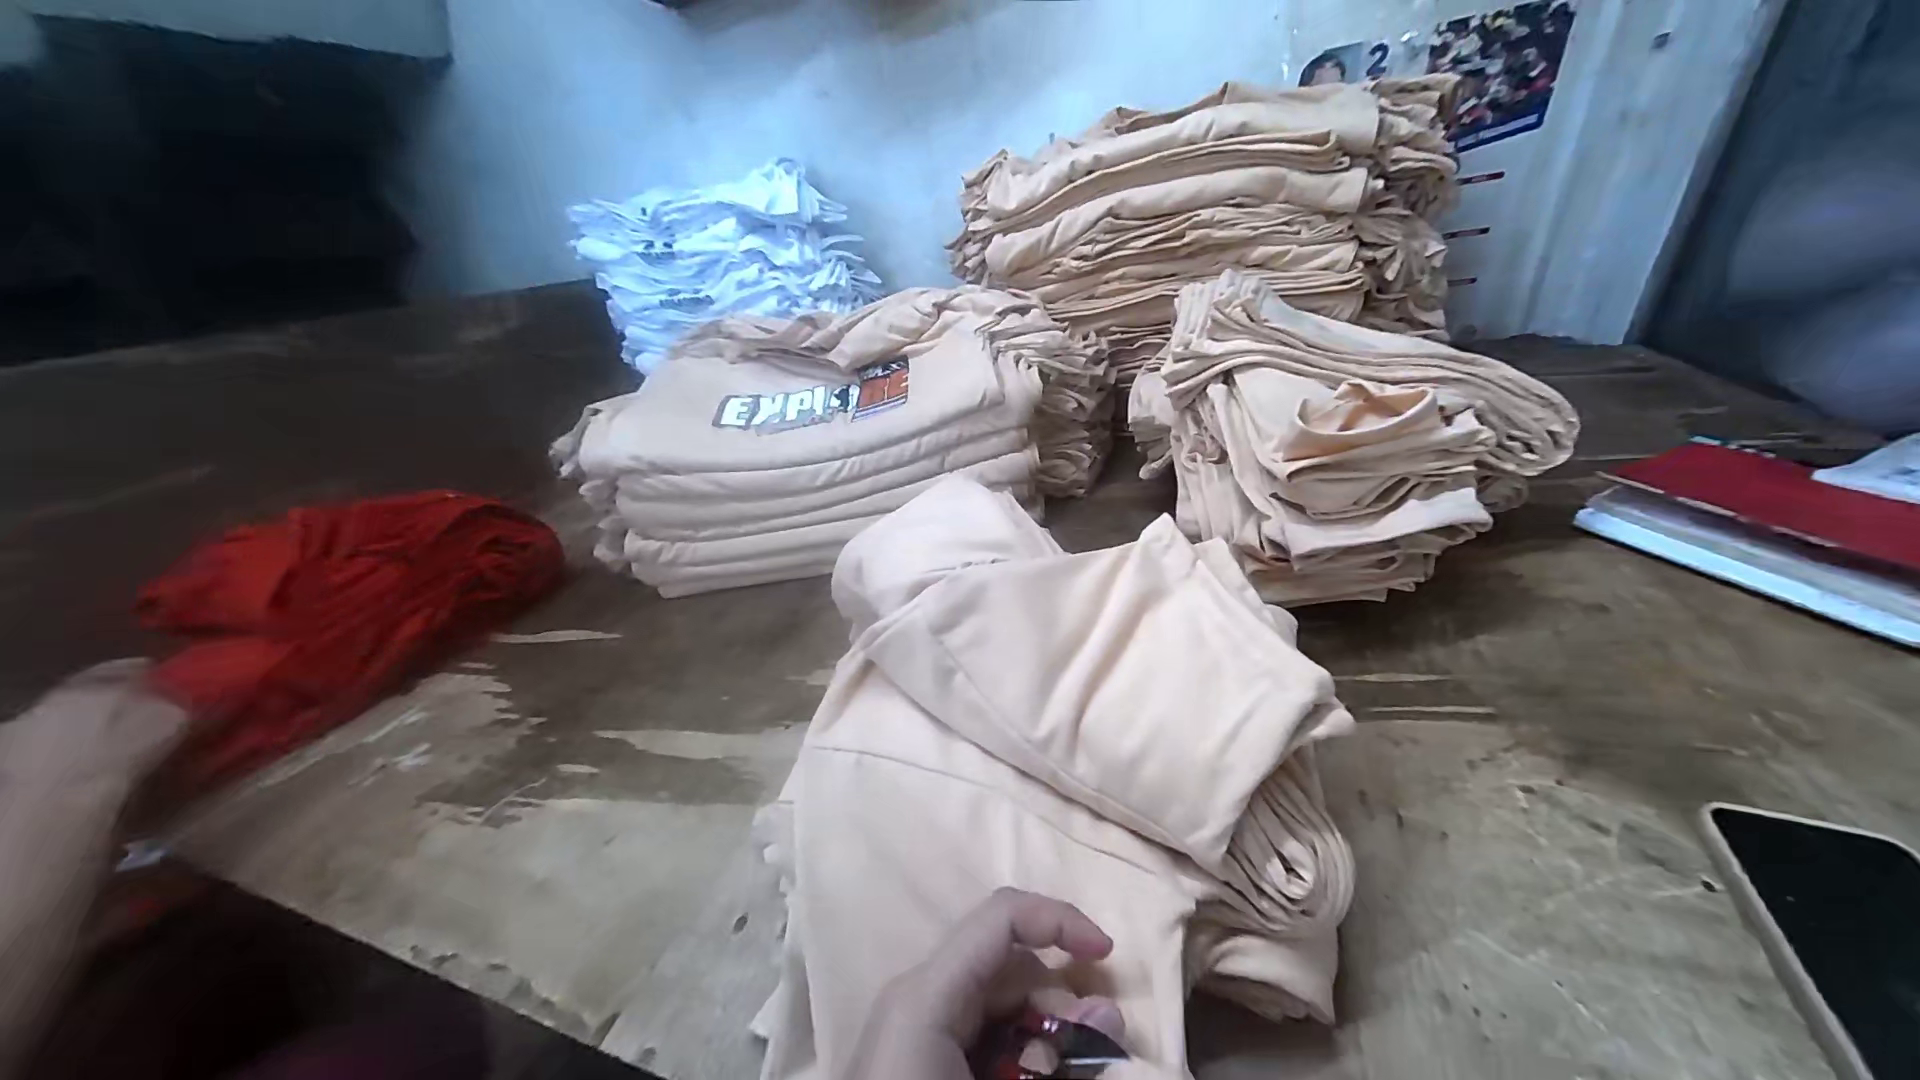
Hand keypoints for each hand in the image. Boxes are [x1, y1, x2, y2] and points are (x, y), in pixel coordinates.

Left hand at [846, 888, 1122, 1079]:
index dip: (1059, 919)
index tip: (1106, 954)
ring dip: (1044, 1034)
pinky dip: (1018, 1054)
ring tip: (1073, 1070)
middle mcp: (921, 995)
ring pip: (999, 1003)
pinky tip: (1036, 1079)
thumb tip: (1108, 1013)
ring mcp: (917, 1026)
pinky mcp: (921, 1056)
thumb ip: (1061, 1063)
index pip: (1002, 916)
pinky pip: (982, 1035)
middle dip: (1060, 999)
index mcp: (929, 993)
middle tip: (1100, 1048)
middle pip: (1006, 965)